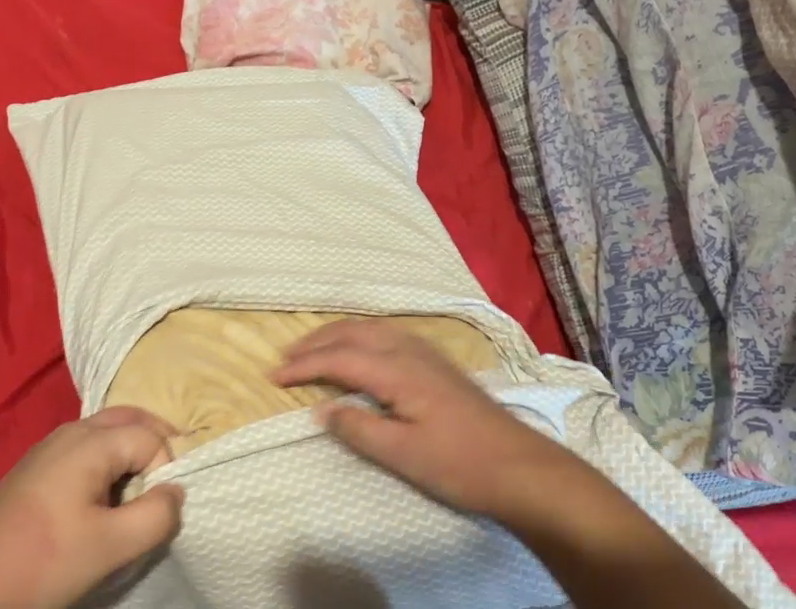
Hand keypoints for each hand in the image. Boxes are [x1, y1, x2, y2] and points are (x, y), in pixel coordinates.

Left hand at [0, 407, 184, 608]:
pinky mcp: (37, 467)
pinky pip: (86, 447)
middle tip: (171, 479)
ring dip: (131, 451)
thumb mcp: (111, 546)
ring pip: (106, 431)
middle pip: (128, 418)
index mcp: (91, 441)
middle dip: (156, 440)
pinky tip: (106, 496)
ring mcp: (50, 446)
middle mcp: (71, 431)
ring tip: (143, 491)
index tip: (161, 509)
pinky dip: (109, 459)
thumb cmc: (44, 559)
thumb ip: (155, 516)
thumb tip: (176, 492)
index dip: (165, 470)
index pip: (151, 438)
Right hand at [269, 317, 580, 522]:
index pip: (339, 359)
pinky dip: (360, 334)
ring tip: (313, 348)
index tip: (273, 376)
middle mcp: (410, 350)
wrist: (522, 468)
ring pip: (371, 327)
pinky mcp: (438, 362)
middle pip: (352, 332)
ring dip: (337, 334)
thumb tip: (322, 410)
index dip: (304, 365)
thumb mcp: (404, 456)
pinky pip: (387, 332)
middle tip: (286, 357)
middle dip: (315, 342)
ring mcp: (427, 352)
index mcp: (398, 370)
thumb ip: (359, 430)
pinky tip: (360, 348)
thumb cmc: (461, 464)